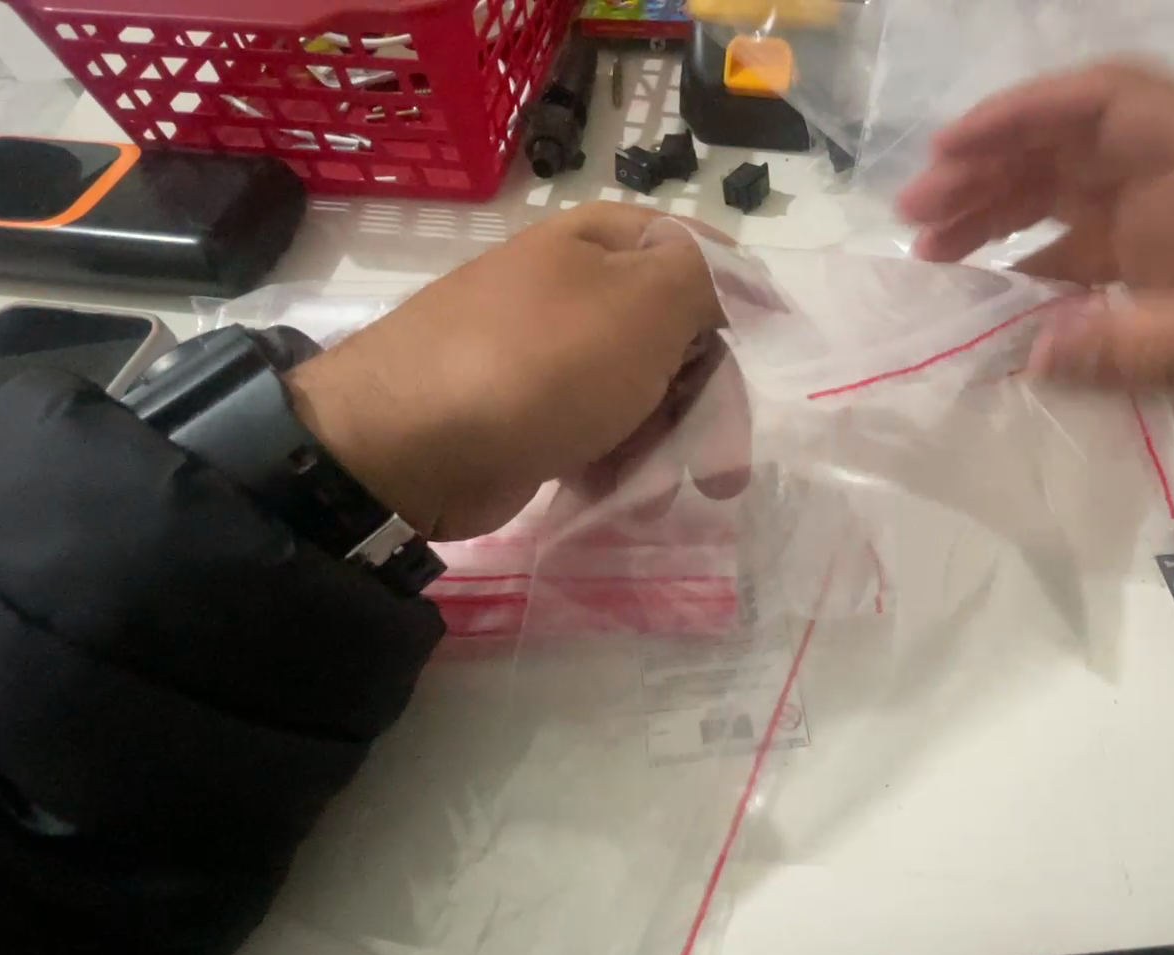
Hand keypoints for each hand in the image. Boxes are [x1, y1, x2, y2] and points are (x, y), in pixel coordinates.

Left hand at [283, 204, 747, 539]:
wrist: (410, 445)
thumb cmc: (542, 365)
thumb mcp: (645, 304)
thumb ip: (707, 280)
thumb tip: (740, 287)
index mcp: (608, 243)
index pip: (707, 265)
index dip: (745, 319)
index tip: (763, 377)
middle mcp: (582, 290)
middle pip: (681, 341)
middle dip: (708, 407)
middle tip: (723, 470)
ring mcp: (556, 355)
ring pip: (647, 396)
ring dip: (667, 447)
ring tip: (660, 491)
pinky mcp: (537, 413)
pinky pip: (604, 433)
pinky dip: (621, 464)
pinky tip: (621, 493)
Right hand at [896, 60, 1173, 423]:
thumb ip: (1136, 347)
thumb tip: (1027, 353)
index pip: (1105, 103)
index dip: (1021, 115)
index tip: (948, 151)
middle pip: (1064, 145)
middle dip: (984, 169)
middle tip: (914, 215)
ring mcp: (1159, 214)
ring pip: (1057, 190)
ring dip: (991, 210)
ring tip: (928, 248)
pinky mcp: (1148, 257)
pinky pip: (1068, 245)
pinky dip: (1020, 260)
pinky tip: (981, 287)